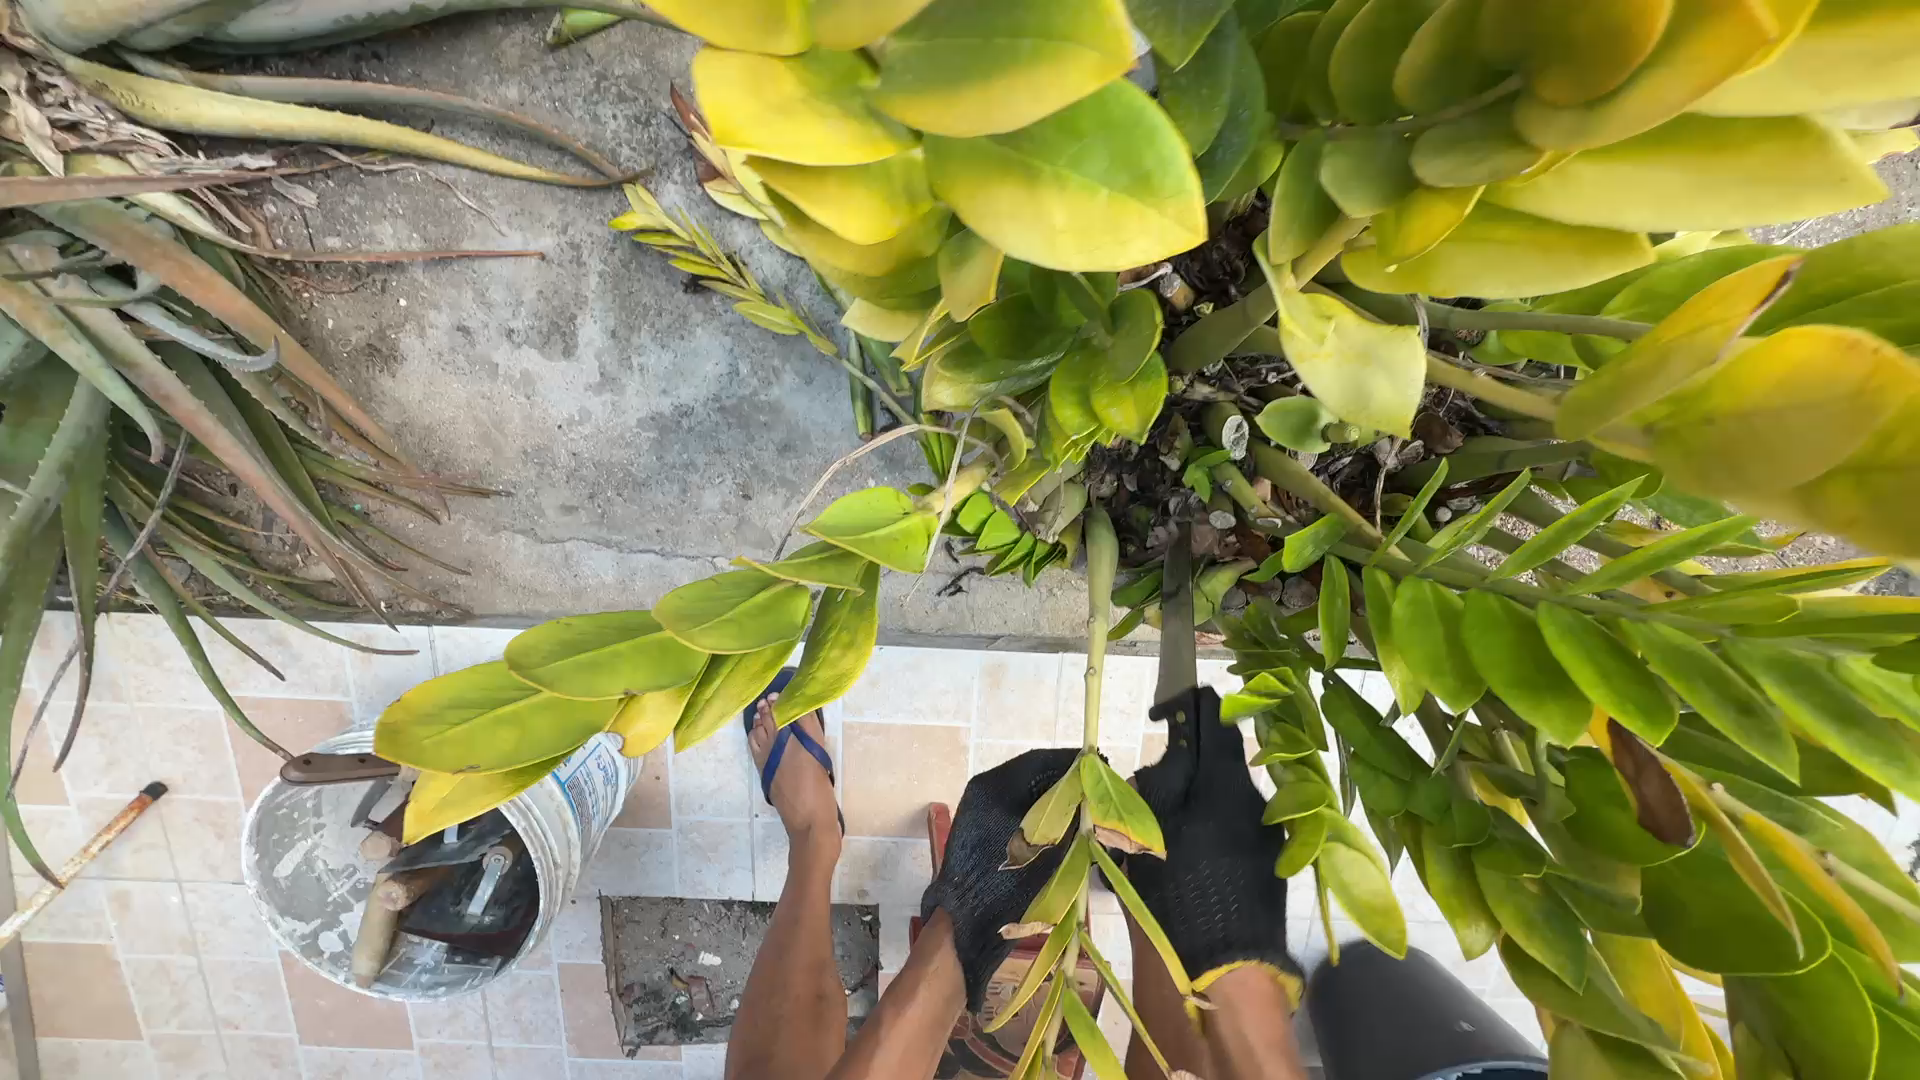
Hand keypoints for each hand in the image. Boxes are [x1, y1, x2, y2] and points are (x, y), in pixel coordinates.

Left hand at [921, 747, 1078, 1011]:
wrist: (966, 925)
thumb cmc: (1006, 885)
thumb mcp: (1047, 846)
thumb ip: (1069, 815)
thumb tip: (1091, 795)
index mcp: (995, 786)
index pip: (1040, 760)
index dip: (1072, 764)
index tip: (1100, 770)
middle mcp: (985, 790)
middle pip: (1033, 774)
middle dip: (1065, 783)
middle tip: (1095, 793)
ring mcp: (980, 809)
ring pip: (1026, 792)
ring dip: (1054, 799)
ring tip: (1084, 811)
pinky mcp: (982, 828)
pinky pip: (1017, 810)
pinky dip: (1040, 814)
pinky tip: (1061, 828)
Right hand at [1129, 687, 1298, 996]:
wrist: (1227, 960)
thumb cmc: (1178, 881)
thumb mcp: (1154, 819)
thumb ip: (1163, 771)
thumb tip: (1175, 739)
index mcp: (1224, 777)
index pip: (1213, 716)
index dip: (1186, 704)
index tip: (1162, 713)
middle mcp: (1256, 794)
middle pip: (1219, 757)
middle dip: (1188, 760)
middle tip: (1156, 781)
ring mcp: (1270, 829)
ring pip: (1228, 792)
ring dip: (1202, 794)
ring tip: (1170, 822)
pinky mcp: (1273, 858)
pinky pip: (1239, 822)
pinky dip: (1216, 822)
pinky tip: (1195, 850)